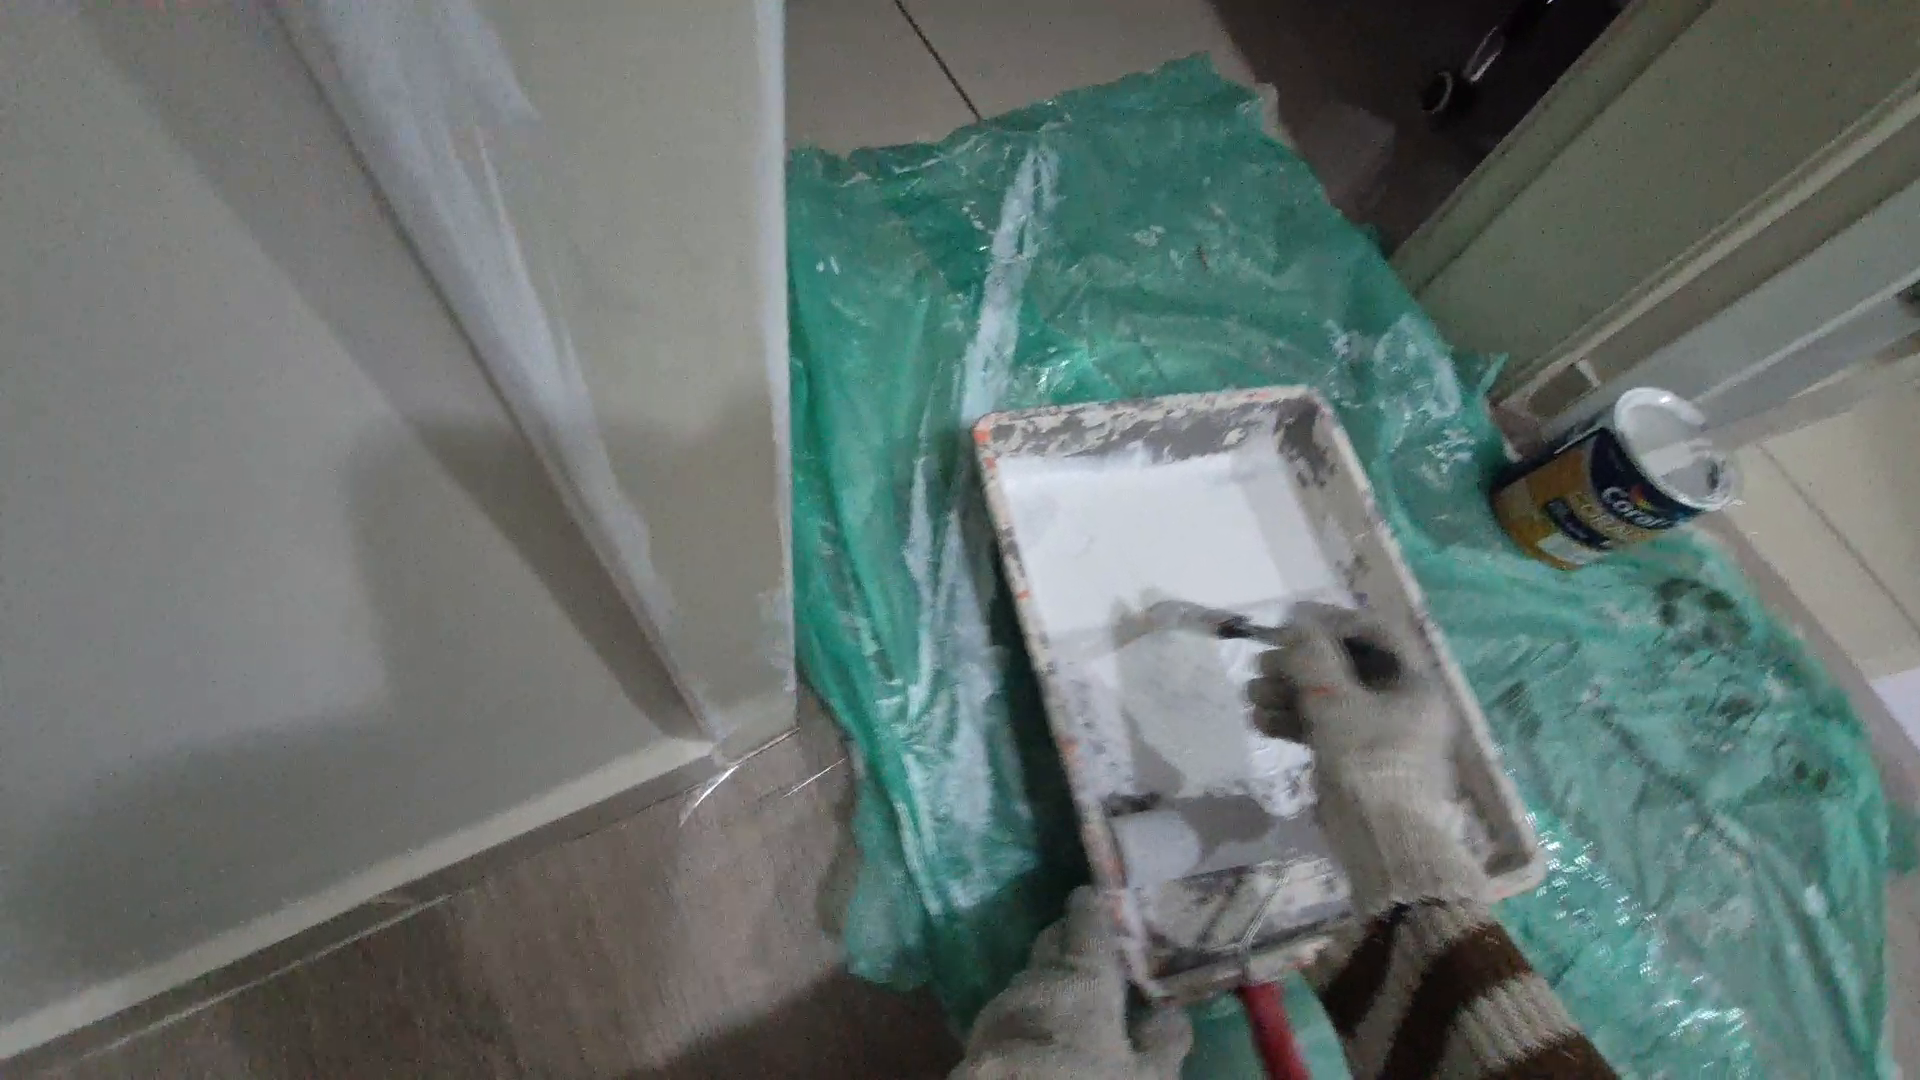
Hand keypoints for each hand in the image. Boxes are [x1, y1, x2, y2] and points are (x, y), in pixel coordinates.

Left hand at [953, 887, 1190, 1078]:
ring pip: (1032, 976)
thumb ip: (1163, 1042)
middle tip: (1097, 962)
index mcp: (1083, 973)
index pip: (1084, 913)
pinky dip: (1030, 1013)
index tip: (1105, 907)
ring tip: (1073, 1006)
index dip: (1094, 906)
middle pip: (1054, 939)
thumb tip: (1172, 1014)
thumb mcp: (1146, 1079)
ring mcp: (1005, 1001)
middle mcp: (1040, 975)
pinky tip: (1043, 1038)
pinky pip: (1012, 1008)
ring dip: (1050, 982)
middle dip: (1071, 943)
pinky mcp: (981, 1031)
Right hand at [1248, 602, 1485, 910]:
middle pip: (1342, 667)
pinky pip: (1322, 727)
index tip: (1289, 624)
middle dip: (1296, 664)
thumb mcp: (1335, 701)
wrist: (1382, 840)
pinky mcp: (1355, 758)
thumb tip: (1296, 624)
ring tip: (1251, 696)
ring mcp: (1377, 733)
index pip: (1373, 634)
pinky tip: (1261, 723)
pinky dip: (1292, 721)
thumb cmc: (1367, 760)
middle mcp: (1400, 703)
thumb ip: (1312, 657)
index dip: (1330, 623)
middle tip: (1260, 665)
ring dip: (1285, 693)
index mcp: (1413, 683)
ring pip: (1326, 698)